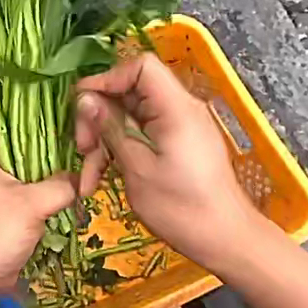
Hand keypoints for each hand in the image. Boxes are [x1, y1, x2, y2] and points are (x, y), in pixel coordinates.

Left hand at [0, 135, 76, 307]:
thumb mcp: (32, 204)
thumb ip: (61, 185)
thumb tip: (82, 177)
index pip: (16, 123)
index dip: (44, 121)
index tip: (73, 125)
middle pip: (30, 149)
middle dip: (57, 154)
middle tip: (86, 155)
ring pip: (34, 174)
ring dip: (56, 178)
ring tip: (85, 175)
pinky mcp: (8, 212)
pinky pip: (34, 195)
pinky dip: (51, 196)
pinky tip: (74, 196)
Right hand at [73, 53, 273, 269]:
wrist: (224, 240)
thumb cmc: (180, 207)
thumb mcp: (136, 167)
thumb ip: (110, 128)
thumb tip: (84, 97)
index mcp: (175, 107)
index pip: (139, 67)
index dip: (106, 79)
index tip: (82, 107)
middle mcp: (178, 108)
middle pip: (128, 92)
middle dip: (99, 117)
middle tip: (82, 149)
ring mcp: (177, 126)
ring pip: (128, 116)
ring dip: (103, 140)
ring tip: (88, 174)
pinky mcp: (174, 143)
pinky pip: (139, 134)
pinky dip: (119, 151)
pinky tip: (100, 178)